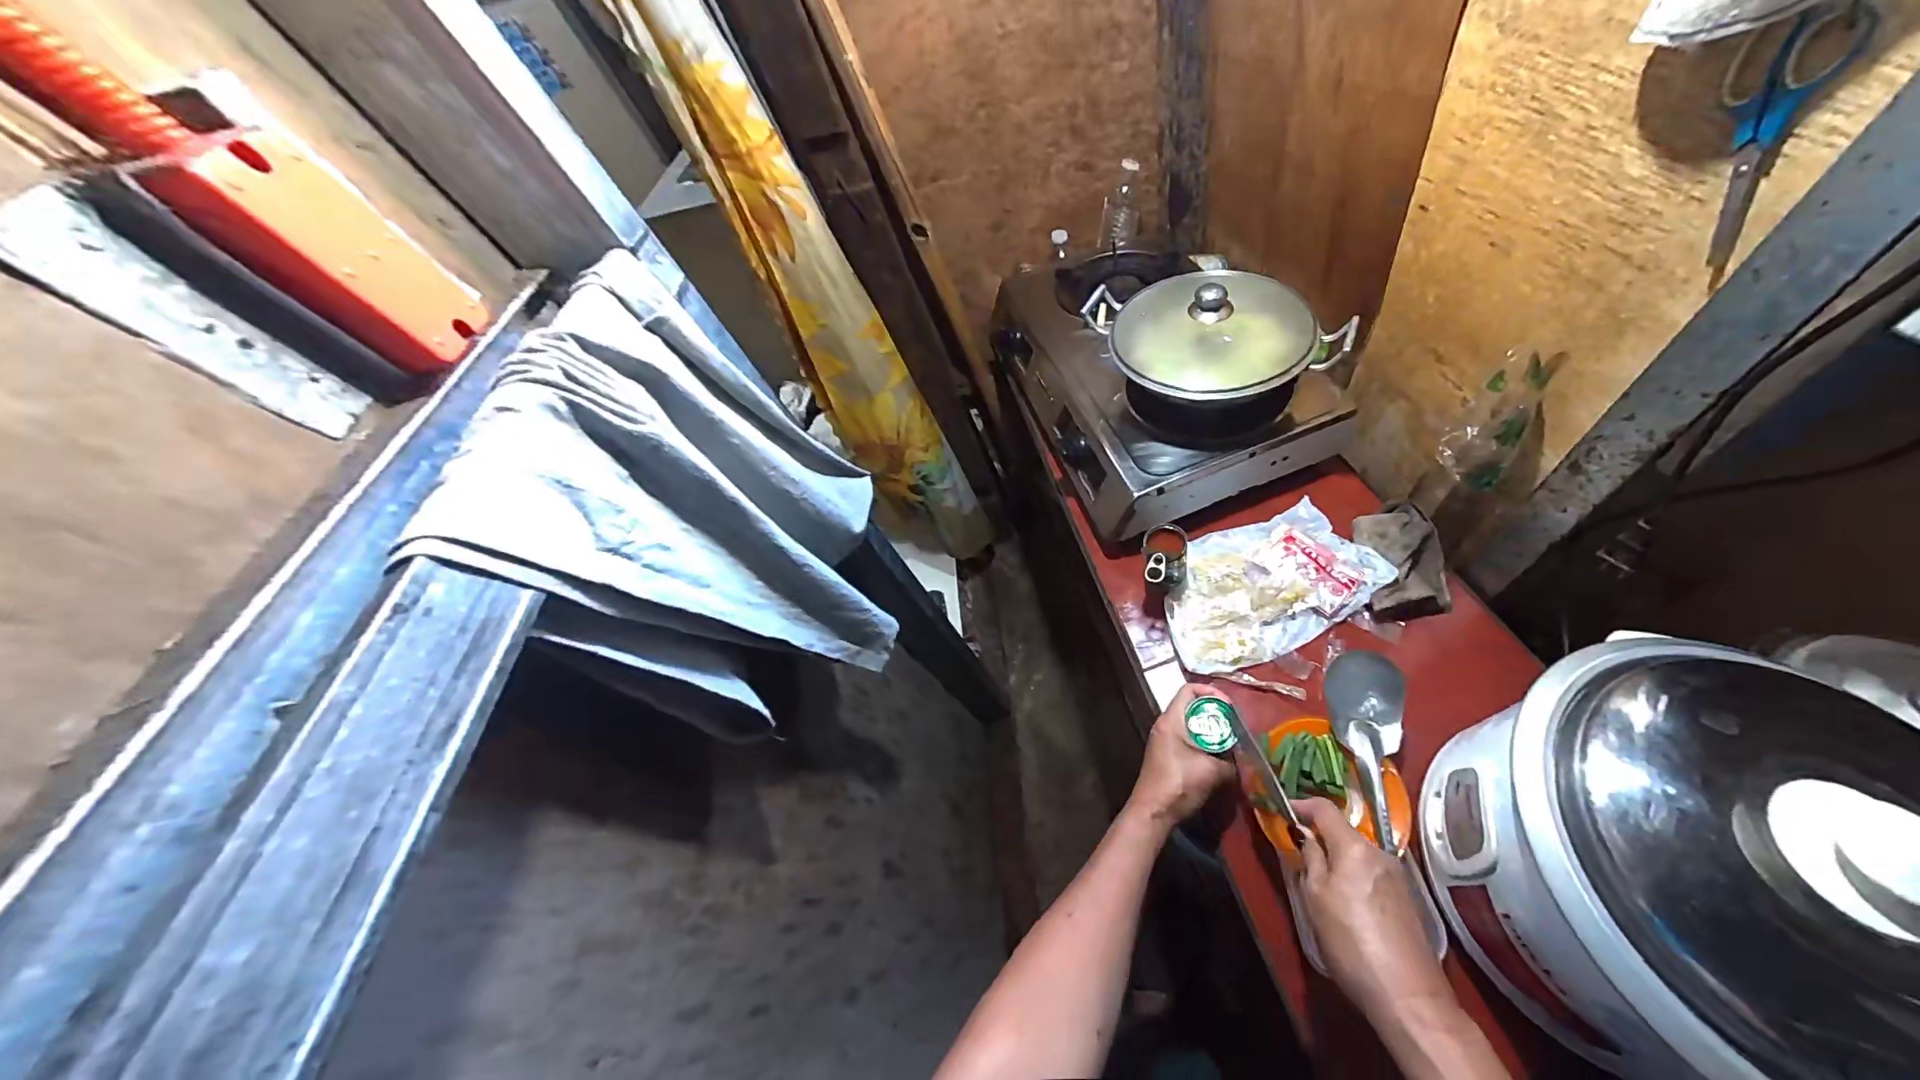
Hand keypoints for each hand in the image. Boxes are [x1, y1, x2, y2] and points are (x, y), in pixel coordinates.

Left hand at [1126, 684, 1235, 825]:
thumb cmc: (1180, 785)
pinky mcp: (1166, 752)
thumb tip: (1242, 755)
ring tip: (1230, 739)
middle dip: (1214, 712)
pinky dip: (1202, 740)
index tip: (1230, 706)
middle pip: (1191, 705)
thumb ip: (1231, 759)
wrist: (1153, 811)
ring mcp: (1163, 738)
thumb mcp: (1213, 771)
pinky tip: (1217, 754)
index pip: (1189, 689)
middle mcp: (1164, 724)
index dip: (1211, 691)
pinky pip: (1186, 736)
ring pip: (1190, 723)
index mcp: (1171, 720)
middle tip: (1235, 724)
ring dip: (1210, 728)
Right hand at [1293, 797, 1449, 1020]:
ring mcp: (1398, 876)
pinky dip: (1353, 873)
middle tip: (1295, 848)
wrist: (1409, 997)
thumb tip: (1305, 834)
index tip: (1281, 810)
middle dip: (1319, 834)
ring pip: (1357, 853)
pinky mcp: (1406, 899)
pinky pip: (1371, 871)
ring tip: (1317, 876)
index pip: (1325, 808)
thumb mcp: (1315, 897)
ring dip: (1336, 856)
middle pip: (1343, 830)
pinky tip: (1345, 898)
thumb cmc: (1351, 942)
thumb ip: (1310, 858)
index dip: (1300, 804)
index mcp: (1355, 847)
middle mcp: (1380, 853)